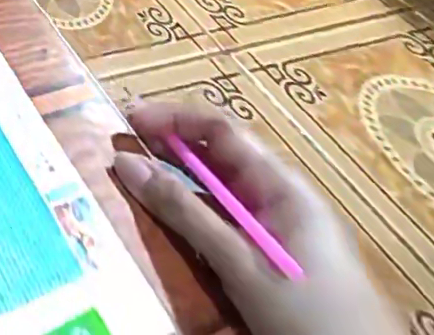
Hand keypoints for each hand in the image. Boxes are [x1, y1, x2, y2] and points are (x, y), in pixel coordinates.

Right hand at [113, 103, 399, 334]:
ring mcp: (282, 231)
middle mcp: (282, 198)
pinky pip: (229, 224)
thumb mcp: (240, 264)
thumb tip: (126, 163)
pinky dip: (196, 216)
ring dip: (180, 182)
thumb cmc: (309, 317)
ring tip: (138, 182)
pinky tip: (172, 226)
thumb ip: (184, 212)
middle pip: (219, 156)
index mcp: (282, 185)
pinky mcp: (277, 261)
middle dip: (171, 147)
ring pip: (221, 192)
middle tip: (124, 146)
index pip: (221, 130)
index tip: (129, 118)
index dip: (174, 118)